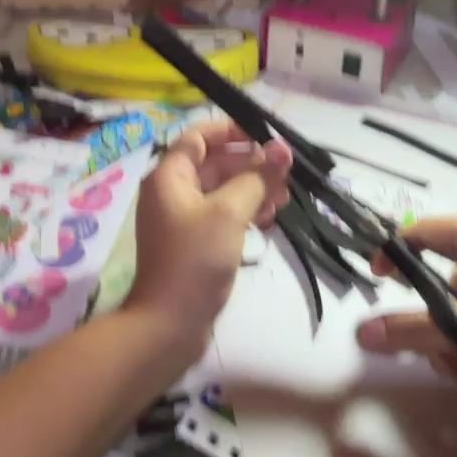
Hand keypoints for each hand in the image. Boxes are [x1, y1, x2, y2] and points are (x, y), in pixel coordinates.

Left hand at [124, 120, 292, 350]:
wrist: (169, 325)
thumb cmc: (195, 260)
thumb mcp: (230, 213)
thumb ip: (257, 177)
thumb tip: (282, 149)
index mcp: (169, 176)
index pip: (198, 137)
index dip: (231, 131)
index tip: (265, 136)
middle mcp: (172, 192)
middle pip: (214, 163)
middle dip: (250, 164)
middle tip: (286, 173)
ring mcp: (182, 220)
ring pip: (222, 190)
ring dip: (252, 188)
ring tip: (285, 198)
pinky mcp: (194, 243)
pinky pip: (222, 214)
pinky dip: (245, 211)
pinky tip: (269, 219)